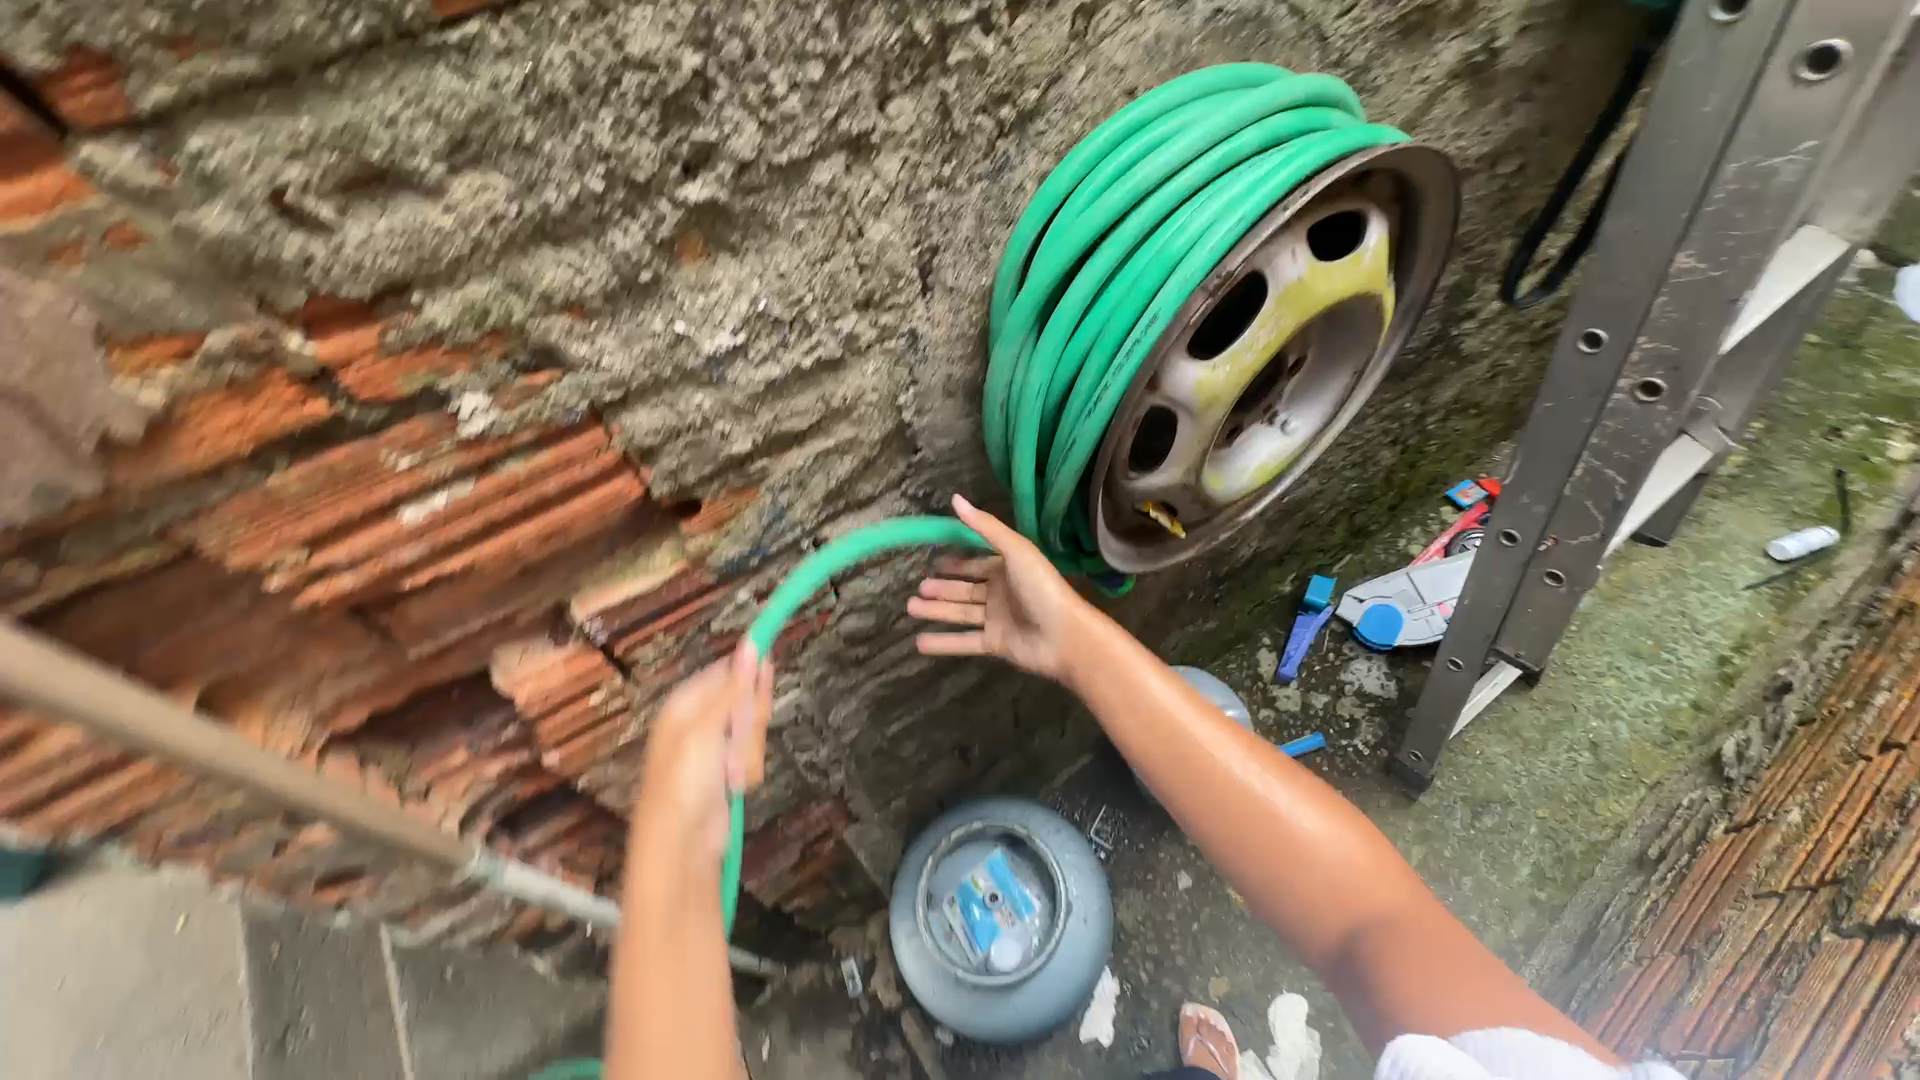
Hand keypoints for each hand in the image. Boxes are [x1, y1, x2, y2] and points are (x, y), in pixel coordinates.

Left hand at [632, 641, 772, 864]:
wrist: (682, 842)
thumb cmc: (684, 779)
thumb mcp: (708, 728)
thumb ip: (735, 688)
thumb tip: (751, 644)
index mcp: (686, 703)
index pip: (728, 671)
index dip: (748, 673)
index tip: (770, 665)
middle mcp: (700, 721)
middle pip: (746, 701)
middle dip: (749, 724)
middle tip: (738, 739)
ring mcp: (716, 747)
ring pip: (755, 731)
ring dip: (748, 753)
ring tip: (730, 774)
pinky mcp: (728, 770)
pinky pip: (752, 756)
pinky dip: (748, 771)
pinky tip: (734, 787)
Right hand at [907, 494, 1099, 683]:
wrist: (1064, 634)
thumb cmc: (1041, 587)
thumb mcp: (1015, 550)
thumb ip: (985, 526)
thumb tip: (955, 499)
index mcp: (1007, 569)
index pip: (976, 565)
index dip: (956, 565)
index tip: (933, 563)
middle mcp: (1001, 593)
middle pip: (964, 590)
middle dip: (941, 589)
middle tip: (917, 589)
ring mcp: (997, 620)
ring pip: (960, 614)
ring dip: (936, 612)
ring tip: (910, 608)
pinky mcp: (996, 644)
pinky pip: (965, 642)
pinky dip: (943, 643)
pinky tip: (919, 643)